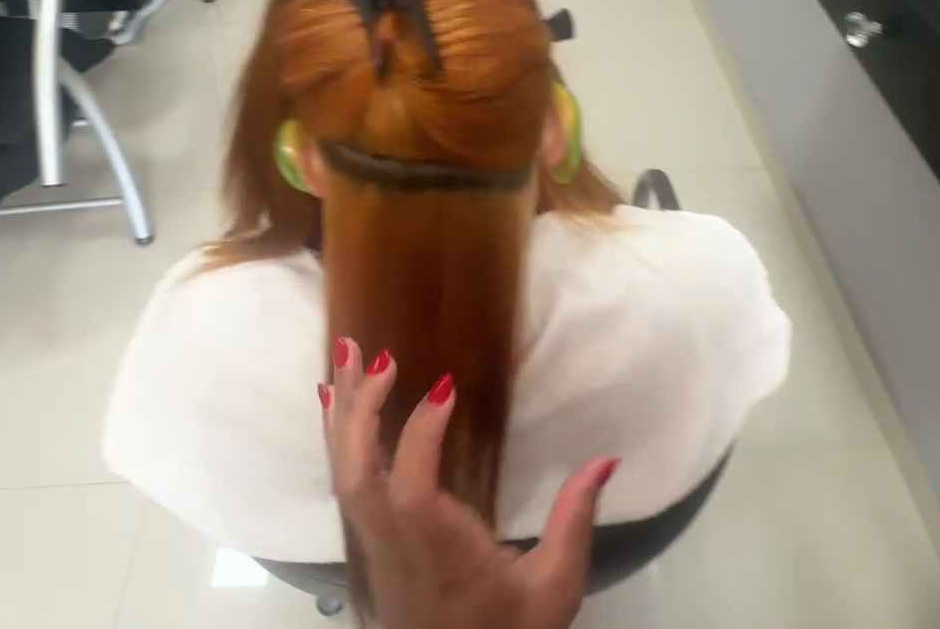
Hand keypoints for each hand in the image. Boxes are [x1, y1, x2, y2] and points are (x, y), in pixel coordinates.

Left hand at [323, 338, 619, 628]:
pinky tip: (334, 399)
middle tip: (374, 352)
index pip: (412, 490)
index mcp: (439, 554)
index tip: (446, 384)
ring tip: (346, 351)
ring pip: (342, 474)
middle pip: (356, 475)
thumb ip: (575, 522)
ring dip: (344, 410)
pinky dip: (337, 433)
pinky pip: (344, 482)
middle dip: (360, 408)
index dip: (421, 433)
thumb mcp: (555, 588)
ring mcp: (373, 544)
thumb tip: (605, 459)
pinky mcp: (369, 540)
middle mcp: (395, 544)